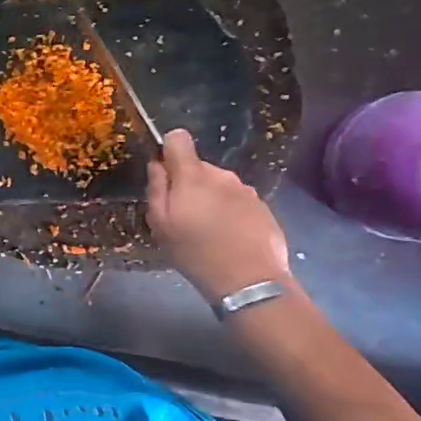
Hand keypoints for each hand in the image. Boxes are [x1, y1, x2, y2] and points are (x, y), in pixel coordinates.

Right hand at [145, 129, 290, 304]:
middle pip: (198, 166)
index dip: (168, 149)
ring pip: (218, 184)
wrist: (249, 281)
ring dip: (210, 197)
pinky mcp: (264, 207)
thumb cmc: (194, 251)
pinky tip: (228, 235)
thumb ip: (156, 188)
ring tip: (207, 228)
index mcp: (192, 176)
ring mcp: (246, 190)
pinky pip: (237, 200)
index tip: (165, 171)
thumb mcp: (160, 223)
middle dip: (188, 182)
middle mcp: (222, 175)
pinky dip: (229, 211)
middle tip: (183, 214)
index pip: (178, 139)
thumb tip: (157, 165)